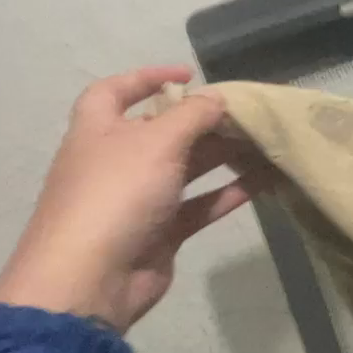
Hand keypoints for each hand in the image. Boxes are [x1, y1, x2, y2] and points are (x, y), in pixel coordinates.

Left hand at [0, 67, 269, 333]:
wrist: (90, 278)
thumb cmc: (116, 196)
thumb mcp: (157, 143)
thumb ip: (192, 115)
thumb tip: (216, 97)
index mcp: (98, 133)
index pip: (113, 92)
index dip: (146, 78)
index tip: (189, 74)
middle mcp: (115, 162)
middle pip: (162, 131)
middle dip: (202, 121)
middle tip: (245, 115)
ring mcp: (138, 199)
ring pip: (186, 168)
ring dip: (222, 156)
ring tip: (263, 144)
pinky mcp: (160, 231)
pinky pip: (199, 204)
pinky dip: (228, 193)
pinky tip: (262, 183)